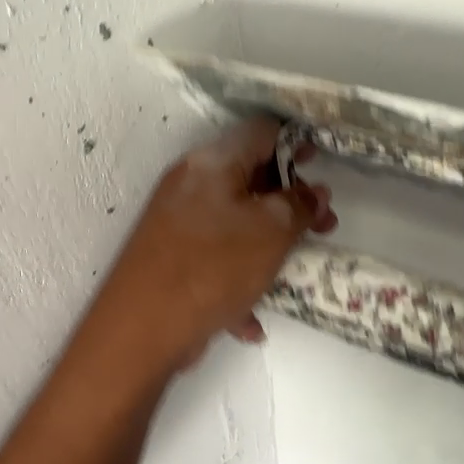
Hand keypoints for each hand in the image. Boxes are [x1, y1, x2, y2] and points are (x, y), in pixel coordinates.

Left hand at [89, 118, 336, 372]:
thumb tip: (313, 193)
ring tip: (296, 269)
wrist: (140, 331)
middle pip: (248, 178)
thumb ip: (299, 206)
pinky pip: (216, 261)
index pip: (260, 132)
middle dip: (290, 200)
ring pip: (235, 222)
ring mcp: (177, 225)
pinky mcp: (172, 262)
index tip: (321, 165)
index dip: (295, 142)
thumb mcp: (270, 231)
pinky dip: (239, 281)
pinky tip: (252, 320)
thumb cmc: (212, 268)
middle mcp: (189, 186)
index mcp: (211, 164)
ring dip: (270, 242)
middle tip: (323, 225)